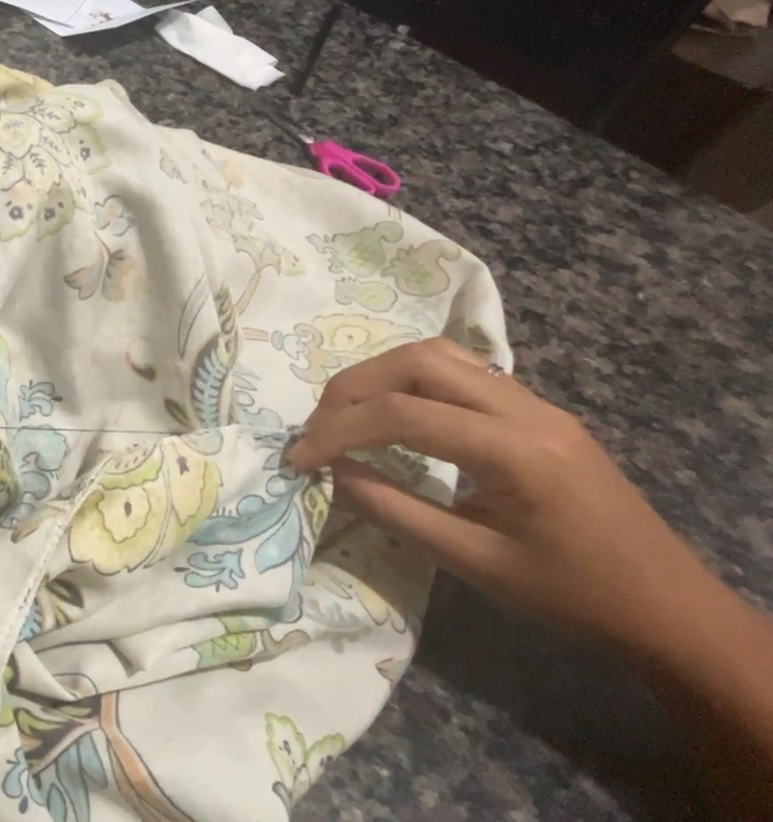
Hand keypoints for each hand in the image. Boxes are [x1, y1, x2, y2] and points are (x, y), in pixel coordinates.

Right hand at [284, 338, 718, 653]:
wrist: (669, 610)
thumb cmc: (572, 596)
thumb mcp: (472, 562)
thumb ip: (393, 509)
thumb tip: (331, 471)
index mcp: (517, 451)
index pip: (403, 414)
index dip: (336, 431)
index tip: (297, 459)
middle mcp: (528, 411)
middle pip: (418, 361)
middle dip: (352, 389)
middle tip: (316, 430)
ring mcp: (537, 406)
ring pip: (438, 355)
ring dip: (379, 377)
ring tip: (345, 416)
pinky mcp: (538, 413)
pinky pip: (460, 373)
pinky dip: (409, 383)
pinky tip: (392, 415)